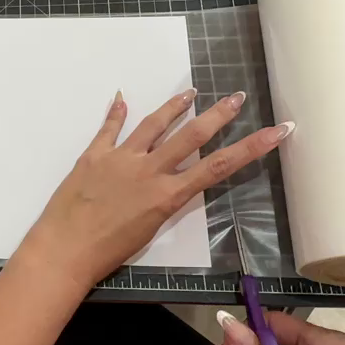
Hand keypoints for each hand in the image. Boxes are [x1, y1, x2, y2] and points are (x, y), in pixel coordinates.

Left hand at [12, 90, 291, 293]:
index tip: (277, 130)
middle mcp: (149, 170)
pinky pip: (108, 128)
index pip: (219, 166)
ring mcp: (120, 158)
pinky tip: (121, 97)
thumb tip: (169, 184)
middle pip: (191, 136)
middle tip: (237, 96)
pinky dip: (115, 112)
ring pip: (153, 125)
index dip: (252, 147)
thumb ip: (162, 202)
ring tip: (190, 91)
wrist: (66, 249)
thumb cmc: (109, 252)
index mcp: (168, 195)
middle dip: (218, 115)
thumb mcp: (149, 230)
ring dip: (174, 106)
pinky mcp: (94, 154)